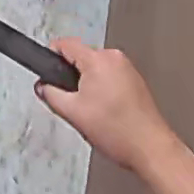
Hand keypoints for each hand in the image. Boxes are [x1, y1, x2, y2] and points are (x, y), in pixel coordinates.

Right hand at [36, 38, 184, 175]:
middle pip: (81, 57)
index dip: (52, 55)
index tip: (48, 68)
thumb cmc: (119, 131)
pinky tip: (107, 111)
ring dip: (89, 84)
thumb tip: (43, 86)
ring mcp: (127, 69)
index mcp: (98, 60)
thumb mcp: (73, 113)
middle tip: (74, 101)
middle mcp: (114, 58)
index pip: (66, 44)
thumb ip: (51, 94)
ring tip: (94, 110)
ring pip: (96, 68)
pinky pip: (110, 76)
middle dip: (72, 76)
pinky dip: (104, 89)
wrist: (150, 149)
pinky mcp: (135, 80)